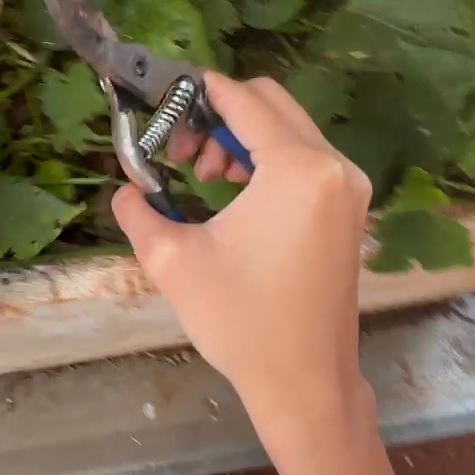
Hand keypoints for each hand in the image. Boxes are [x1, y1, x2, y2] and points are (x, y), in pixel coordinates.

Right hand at [112, 75, 374, 460]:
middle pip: (269, 101)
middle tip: (180, 151)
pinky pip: (303, 155)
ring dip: (239, 135)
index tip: (160, 98)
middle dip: (216, 114)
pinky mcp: (348, 208)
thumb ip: (137, 208)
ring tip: (204, 176)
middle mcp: (333, 167)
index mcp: (298, 170)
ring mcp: (348, 187)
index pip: (242, 100)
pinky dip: (264, 156)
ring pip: (286, 126)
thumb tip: (126, 187)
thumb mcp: (169, 258)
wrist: (303, 383)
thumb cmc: (239, 320)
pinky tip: (234, 191)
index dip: (195, 91)